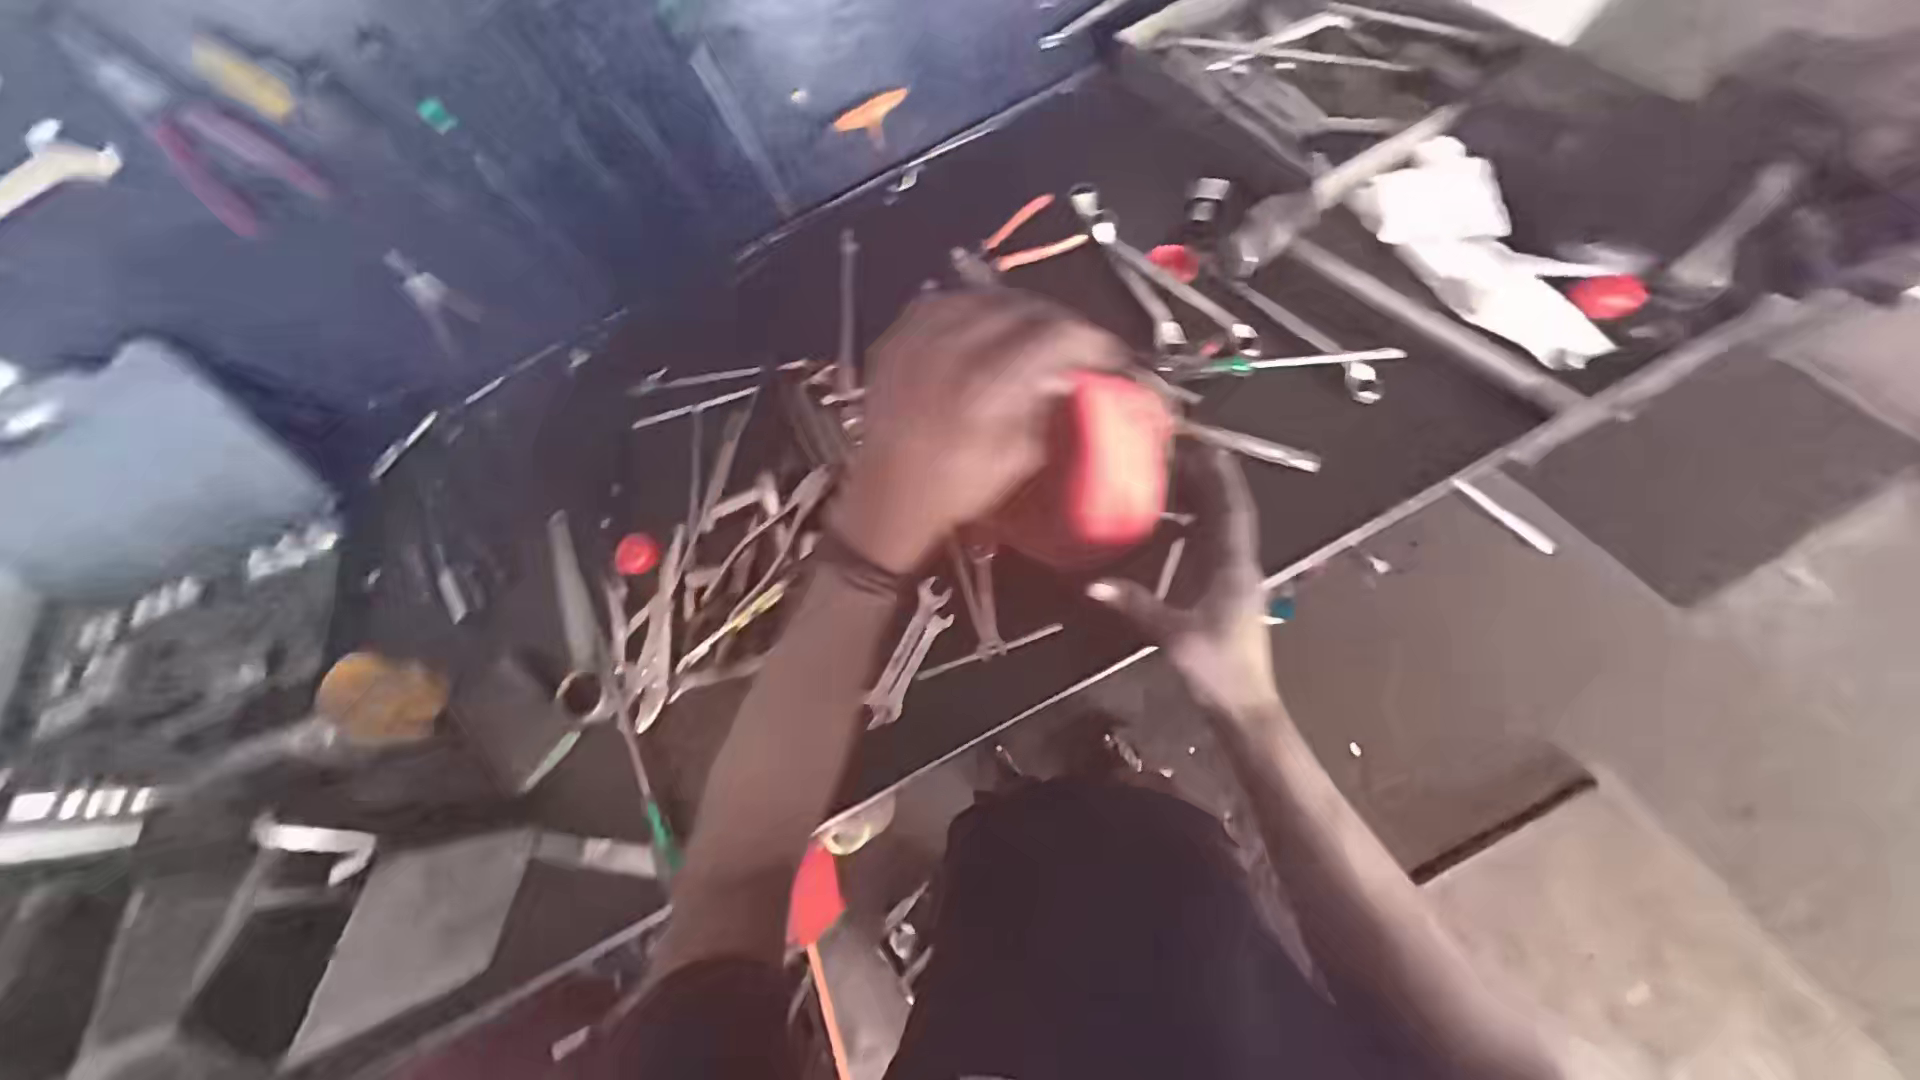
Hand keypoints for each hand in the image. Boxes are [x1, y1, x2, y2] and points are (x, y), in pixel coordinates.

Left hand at [832, 288, 1127, 572]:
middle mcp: (953, 355)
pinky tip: (981, 323)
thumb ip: (1044, 410)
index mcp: (988, 389)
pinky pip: (941, 302)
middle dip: (1057, 320)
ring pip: (983, 297)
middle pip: (1023, 308)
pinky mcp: (897, 342)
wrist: (888, 498)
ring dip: (1016, 310)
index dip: (1088, 339)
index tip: (1102, 351)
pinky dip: (970, 306)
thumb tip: (1063, 376)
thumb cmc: (954, 490)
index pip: (1055, 335)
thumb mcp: (1018, 460)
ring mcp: (920, 343)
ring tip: (1029, 330)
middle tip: (1069, 341)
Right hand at [1087, 448, 1279, 717]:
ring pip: (1224, 526)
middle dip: (1211, 478)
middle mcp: (1240, 564)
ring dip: (1206, 499)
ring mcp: (1236, 576)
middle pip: (1230, 510)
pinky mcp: (1227, 589)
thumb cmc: (1217, 668)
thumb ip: (1136, 605)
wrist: (1244, 704)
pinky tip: (1177, 521)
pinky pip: (1215, 543)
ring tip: (1179, 476)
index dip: (1220, 476)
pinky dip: (1199, 523)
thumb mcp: (1174, 635)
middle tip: (1182, 452)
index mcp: (1234, 567)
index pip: (1232, 510)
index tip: (1205, 445)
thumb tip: (1093, 584)